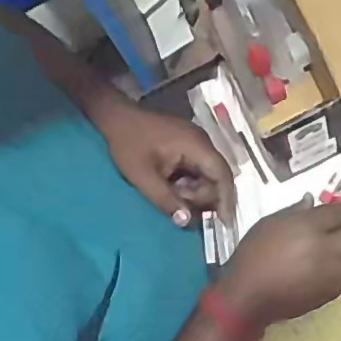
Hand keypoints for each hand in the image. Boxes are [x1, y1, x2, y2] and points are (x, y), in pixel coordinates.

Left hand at [95, 101, 234, 226]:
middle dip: (204, 197)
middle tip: (182, 204)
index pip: (222, 175)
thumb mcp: (142, 176)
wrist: (114, 116)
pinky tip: (176, 188)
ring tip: (175, 193)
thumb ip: (165, 200)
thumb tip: (186, 222)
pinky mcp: (191, 147)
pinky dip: (193, 185)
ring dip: (197, 192)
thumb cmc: (127, 143)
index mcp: (195, 145)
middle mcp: (203, 142)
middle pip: (218, 178)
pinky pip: (201, 171)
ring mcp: (198, 143)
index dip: (226, 200)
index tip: (224, 223)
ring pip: (210, 177)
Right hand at [216, 200, 340, 326]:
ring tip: (333, 253)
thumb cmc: (254, 255)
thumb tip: (311, 201)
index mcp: (310, 226)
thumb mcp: (269, 224)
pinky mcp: (330, 293)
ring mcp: (331, 273)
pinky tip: (322, 273)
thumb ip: (295, 212)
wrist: (250, 295)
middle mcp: (327, 249)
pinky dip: (337, 274)